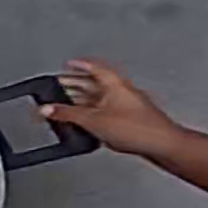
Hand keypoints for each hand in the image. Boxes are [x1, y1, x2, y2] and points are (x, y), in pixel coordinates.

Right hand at [42, 59, 183, 155]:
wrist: (161, 144)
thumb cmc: (138, 128)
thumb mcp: (92, 119)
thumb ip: (66, 113)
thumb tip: (46, 108)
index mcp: (116, 86)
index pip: (96, 69)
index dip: (81, 65)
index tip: (69, 64)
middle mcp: (120, 93)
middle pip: (93, 84)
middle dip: (73, 83)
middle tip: (56, 85)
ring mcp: (123, 106)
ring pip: (95, 98)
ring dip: (77, 99)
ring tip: (59, 103)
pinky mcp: (123, 118)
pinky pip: (99, 110)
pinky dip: (85, 111)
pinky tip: (76, 118)